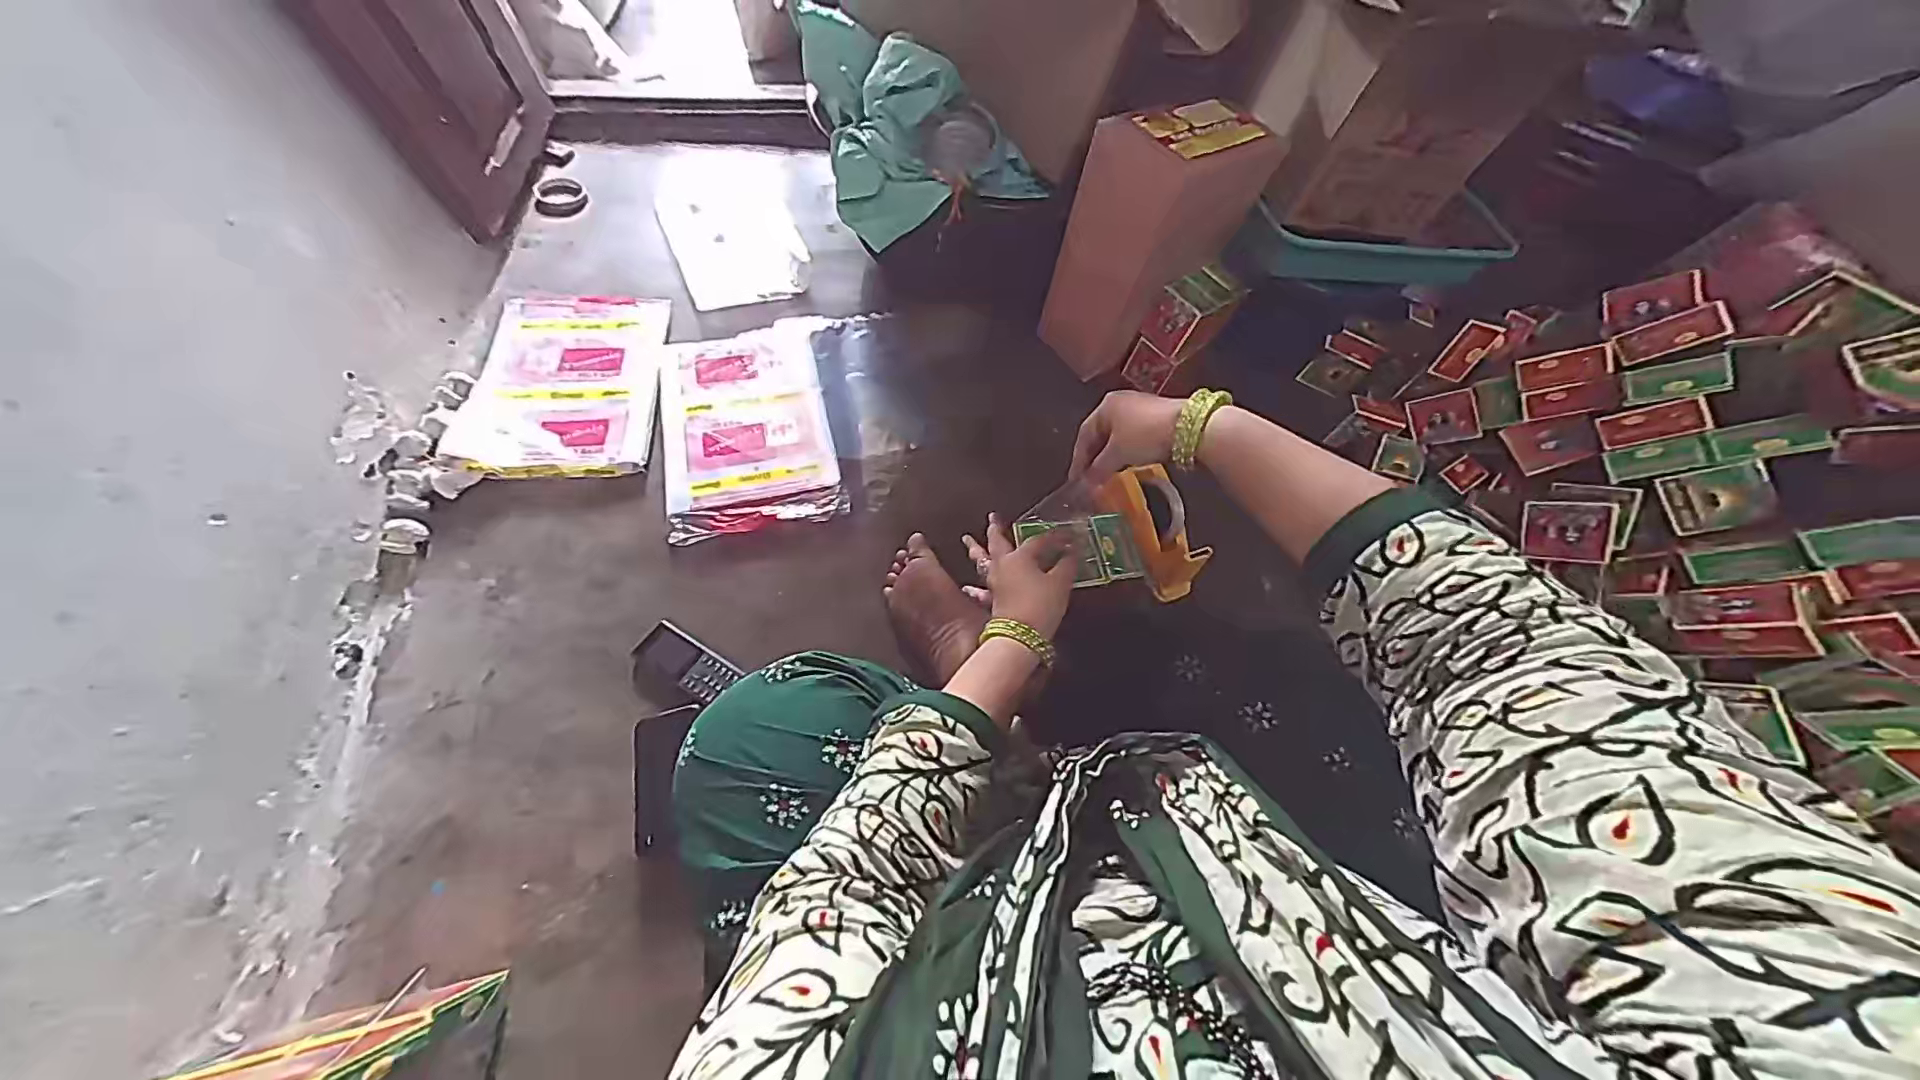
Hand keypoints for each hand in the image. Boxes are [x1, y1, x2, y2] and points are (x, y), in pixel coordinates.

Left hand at [962, 513, 1076, 638]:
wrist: (1021, 637)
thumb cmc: (1041, 605)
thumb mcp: (1060, 583)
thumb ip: (1067, 564)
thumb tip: (1073, 551)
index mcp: (1020, 557)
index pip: (1038, 540)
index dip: (1054, 537)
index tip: (1067, 534)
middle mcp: (1003, 566)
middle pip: (997, 543)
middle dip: (996, 529)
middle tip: (992, 517)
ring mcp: (994, 583)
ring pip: (983, 562)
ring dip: (976, 551)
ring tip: (967, 541)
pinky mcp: (991, 601)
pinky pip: (981, 592)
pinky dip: (975, 589)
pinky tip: (968, 589)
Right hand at [1068, 390, 1186, 486]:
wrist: (1189, 427)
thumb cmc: (1144, 435)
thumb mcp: (1117, 454)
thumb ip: (1098, 469)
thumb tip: (1086, 484)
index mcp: (1105, 406)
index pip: (1084, 435)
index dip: (1078, 459)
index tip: (1075, 479)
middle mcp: (1119, 402)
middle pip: (1100, 435)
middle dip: (1094, 459)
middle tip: (1090, 479)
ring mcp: (1139, 408)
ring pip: (1117, 437)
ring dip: (1110, 457)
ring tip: (1107, 475)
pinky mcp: (1156, 417)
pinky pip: (1132, 437)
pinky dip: (1126, 453)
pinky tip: (1127, 465)